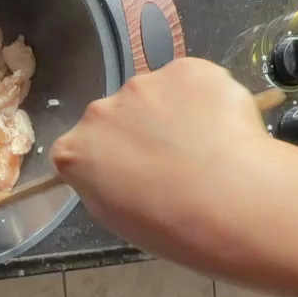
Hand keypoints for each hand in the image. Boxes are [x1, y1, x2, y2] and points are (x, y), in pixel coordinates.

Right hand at [52, 58, 274, 263]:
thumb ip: (102, 180)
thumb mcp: (112, 214)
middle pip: (115, 116)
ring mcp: (141, 86)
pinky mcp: (185, 70)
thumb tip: (119, 169)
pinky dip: (207, 99)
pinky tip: (222, 130)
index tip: (130, 175)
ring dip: (171, 113)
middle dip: (137, 131)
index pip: (80, 148)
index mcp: (72, 151)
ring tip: (202, 147)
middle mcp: (98, 111)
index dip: (108, 160)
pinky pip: (193, 82)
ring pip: (155, 96)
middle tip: (170, 161)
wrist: (225, 203)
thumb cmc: (165, 226)